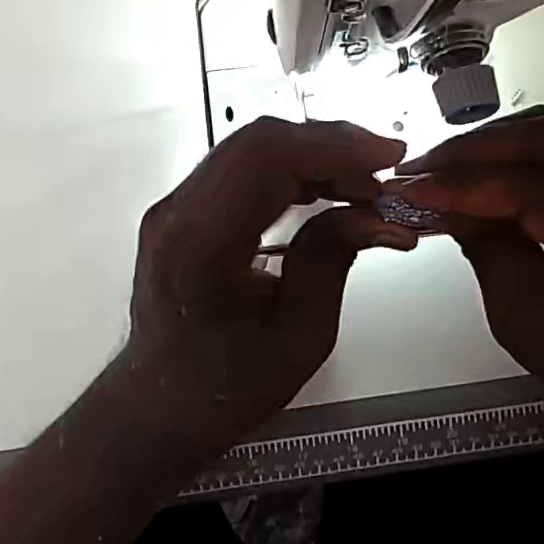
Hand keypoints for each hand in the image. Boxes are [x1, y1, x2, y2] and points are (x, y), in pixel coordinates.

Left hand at [127, 117, 416, 442]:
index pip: (263, 161)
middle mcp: (176, 216)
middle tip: (380, 168)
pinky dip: (289, 167)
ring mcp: (174, 208)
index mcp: (198, 247)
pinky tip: (324, 186)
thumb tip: (373, 215)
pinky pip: (240, 167)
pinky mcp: (184, 208)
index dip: (331, 146)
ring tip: (360, 182)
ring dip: (311, 153)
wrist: (161, 400)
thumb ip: (332, 262)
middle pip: (255, 143)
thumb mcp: (297, 339)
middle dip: (328, 144)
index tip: (382, 156)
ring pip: (248, 148)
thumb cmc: (218, 388)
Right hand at [391, 106, 543, 433]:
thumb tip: (448, 207)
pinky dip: (499, 149)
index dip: (474, 188)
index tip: (415, 192)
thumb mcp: (537, 335)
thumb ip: (496, 265)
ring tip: (431, 169)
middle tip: (414, 172)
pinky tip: (463, 166)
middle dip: (472, 152)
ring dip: (482, 145)